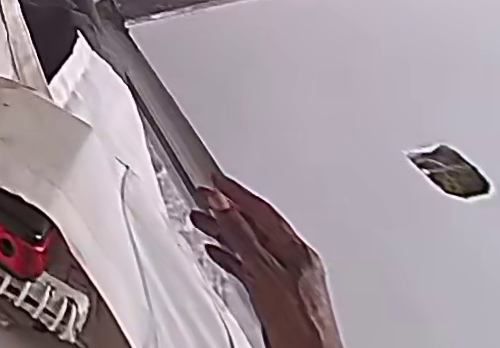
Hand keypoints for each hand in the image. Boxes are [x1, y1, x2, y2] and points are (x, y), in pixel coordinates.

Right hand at [192, 177, 342, 347]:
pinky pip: (247, 266)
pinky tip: (216, 252)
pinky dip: (229, 255)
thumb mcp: (262, 268)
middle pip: (253, 226)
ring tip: (200, 218)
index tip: (216, 179)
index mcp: (296, 251)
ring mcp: (284, 279)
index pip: (263, 211)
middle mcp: (292, 262)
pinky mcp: (274, 296)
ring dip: (222, 230)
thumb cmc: (299, 321)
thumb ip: (238, 232)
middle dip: (225, 209)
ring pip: (247, 245)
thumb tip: (219, 200)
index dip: (237, 192)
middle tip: (203, 195)